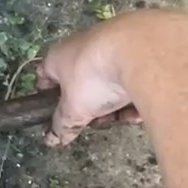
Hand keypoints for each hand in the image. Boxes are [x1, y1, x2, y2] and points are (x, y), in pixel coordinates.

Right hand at [36, 11, 187, 145]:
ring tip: (122, 117)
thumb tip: (52, 140)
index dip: (50, 97)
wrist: (141, 51)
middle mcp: (82, 48)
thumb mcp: (74, 109)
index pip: (46, 76)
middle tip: (96, 121)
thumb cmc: (93, 77)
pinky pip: (133, 77)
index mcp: (58, 57)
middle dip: (90, 107)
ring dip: (114, 105)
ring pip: (110, 83)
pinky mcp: (141, 51)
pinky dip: (136, 94)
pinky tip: (142, 107)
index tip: (59, 115)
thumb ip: (63, 125)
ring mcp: (113, 47)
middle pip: (82, 84)